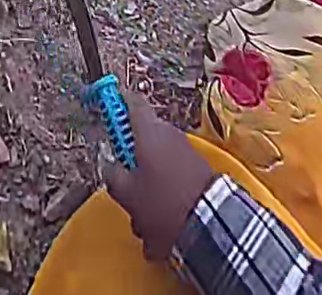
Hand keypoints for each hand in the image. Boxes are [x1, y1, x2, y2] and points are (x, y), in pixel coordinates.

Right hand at [103, 91, 217, 260]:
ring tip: (144, 203)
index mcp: (148, 130)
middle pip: (143, 132)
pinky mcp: (198, 164)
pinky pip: (173, 166)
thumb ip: (112, 175)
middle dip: (133, 152)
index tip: (110, 105)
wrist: (212, 220)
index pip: (132, 101)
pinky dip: (165, 180)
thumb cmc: (163, 201)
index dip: (119, 99)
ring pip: (158, 153)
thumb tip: (109, 167)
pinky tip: (162, 208)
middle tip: (125, 174)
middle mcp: (168, 132)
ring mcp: (185, 147)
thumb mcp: (127, 193)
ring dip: (149, 171)